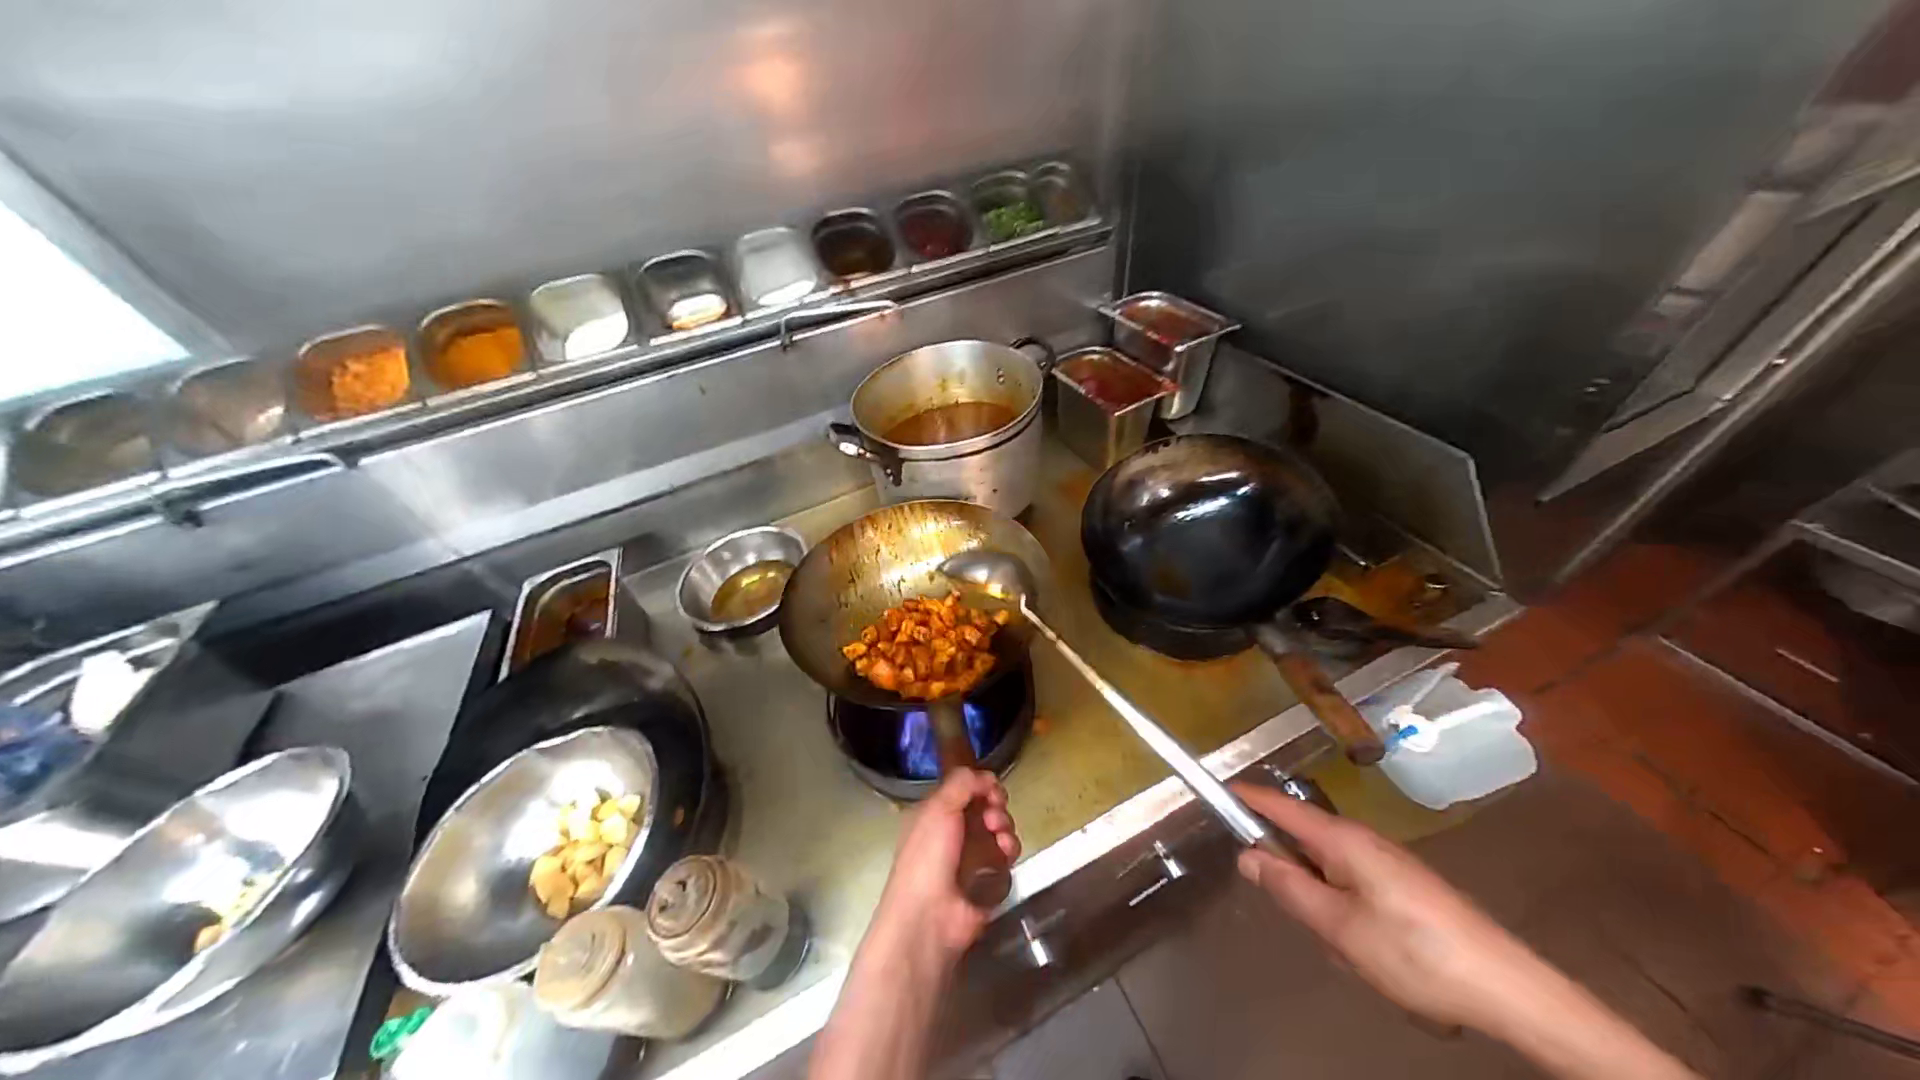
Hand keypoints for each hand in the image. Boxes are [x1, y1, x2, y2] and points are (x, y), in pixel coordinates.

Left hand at [811, 771, 1020, 1079]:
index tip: (991, 789)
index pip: (964, 791)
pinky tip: (1005, 853)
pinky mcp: (988, 881)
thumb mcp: (938, 808)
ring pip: (999, 831)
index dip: (980, 786)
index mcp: (934, 814)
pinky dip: (1008, 851)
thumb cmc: (927, 856)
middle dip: (996, 806)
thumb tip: (987, 776)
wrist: (929, 917)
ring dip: (1005, 828)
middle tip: (994, 815)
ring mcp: (970, 858)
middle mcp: (952, 834)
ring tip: (1000, 836)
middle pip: (985, 808)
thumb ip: (962, 784)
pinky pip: (1006, 857)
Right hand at [1230, 781, 1554, 1032]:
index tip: (1219, 791)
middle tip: (1308, 923)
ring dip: (1325, 908)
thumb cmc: (1414, 953)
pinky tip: (1373, 955)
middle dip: (1293, 878)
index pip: (1282, 807)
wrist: (1509, 989)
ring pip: (1330, 873)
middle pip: (1304, 843)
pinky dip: (1349, 916)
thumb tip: (1248, 855)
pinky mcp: (1406, 887)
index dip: (1249, 798)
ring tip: (1352, 954)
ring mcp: (1388, 864)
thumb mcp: (1338, 927)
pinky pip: (1356, 891)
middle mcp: (1364, 841)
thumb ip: (1288, 887)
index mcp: (1343, 841)